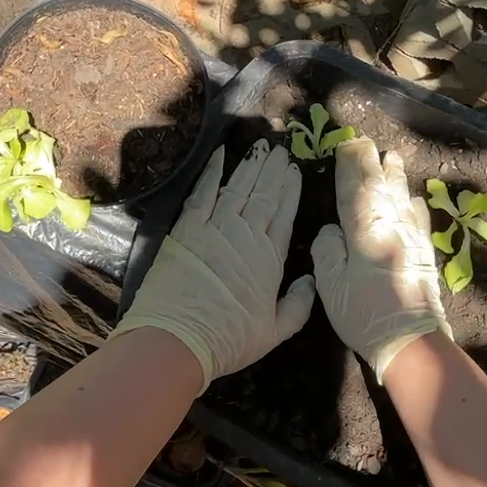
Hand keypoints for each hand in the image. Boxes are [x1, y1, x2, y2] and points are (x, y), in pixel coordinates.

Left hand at [117, 140, 315, 392]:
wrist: (177, 338)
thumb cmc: (229, 340)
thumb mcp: (275, 332)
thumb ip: (297, 306)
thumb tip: (309, 281)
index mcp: (270, 258)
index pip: (284, 214)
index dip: (290, 190)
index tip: (295, 170)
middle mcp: (245, 235)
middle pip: (264, 195)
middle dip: (274, 170)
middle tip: (282, 148)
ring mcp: (214, 228)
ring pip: (238, 188)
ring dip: (251, 166)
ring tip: (262, 146)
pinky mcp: (186, 229)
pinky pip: (203, 192)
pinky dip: (212, 172)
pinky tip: (220, 155)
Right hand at [311, 137, 449, 382]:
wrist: (410, 341)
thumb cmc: (364, 315)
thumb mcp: (330, 286)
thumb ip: (327, 252)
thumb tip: (331, 231)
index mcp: (364, 233)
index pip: (352, 191)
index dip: (348, 167)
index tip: (346, 145)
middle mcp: (390, 227)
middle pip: (379, 188)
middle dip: (371, 163)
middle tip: (366, 141)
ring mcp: (411, 238)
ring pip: (401, 198)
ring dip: (395, 176)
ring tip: (393, 157)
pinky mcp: (424, 253)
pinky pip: (419, 220)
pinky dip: (414, 204)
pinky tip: (413, 198)